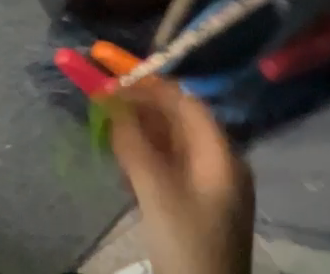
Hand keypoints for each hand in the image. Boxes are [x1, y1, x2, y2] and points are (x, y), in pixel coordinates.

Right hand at [108, 80, 254, 273]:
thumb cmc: (187, 245)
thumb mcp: (156, 192)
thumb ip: (133, 144)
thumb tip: (112, 105)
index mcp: (223, 155)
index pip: (187, 104)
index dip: (152, 89)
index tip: (116, 84)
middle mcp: (221, 164)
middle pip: (181, 123)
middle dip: (144, 110)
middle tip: (106, 106)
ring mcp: (212, 188)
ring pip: (174, 146)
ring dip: (142, 134)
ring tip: (109, 131)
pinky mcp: (198, 209)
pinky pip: (172, 169)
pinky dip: (148, 159)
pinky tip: (124, 163)